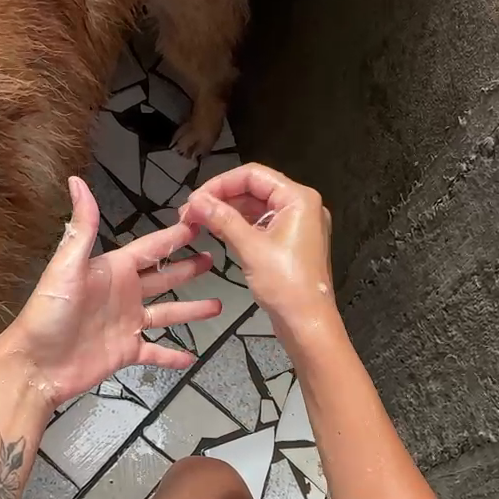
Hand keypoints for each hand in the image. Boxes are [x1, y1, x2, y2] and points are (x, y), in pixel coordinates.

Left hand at [0, 177, 221, 405]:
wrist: (36, 364)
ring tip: (217, 305)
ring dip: (190, 310)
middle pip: (163, 279)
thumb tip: (77, 181)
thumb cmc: (48, 314)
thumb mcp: (66, 267)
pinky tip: (192, 357)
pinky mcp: (125, 352)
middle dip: (187, 269)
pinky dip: (172, 355)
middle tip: (213, 260)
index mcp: (112, 270)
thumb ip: (83, 227)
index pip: (150, 249)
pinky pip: (155, 352)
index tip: (198, 224)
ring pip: (166, 314)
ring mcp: (125, 325)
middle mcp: (122, 295)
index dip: (173, 238)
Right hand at [180, 163, 337, 334]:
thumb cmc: (286, 285)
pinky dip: (241, 228)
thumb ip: (222, 220)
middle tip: (191, 213)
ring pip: (257, 209)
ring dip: (229, 214)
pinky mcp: (291, 245)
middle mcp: (302, 207)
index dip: (220, 184)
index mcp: (299, 199)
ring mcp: (298, 227)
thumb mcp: (250, 248)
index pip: (253, 175)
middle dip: (221, 199)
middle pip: (255, 190)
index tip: (195, 199)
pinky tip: (219, 233)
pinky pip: (263, 227)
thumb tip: (196, 201)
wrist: (307, 323)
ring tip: (199, 223)